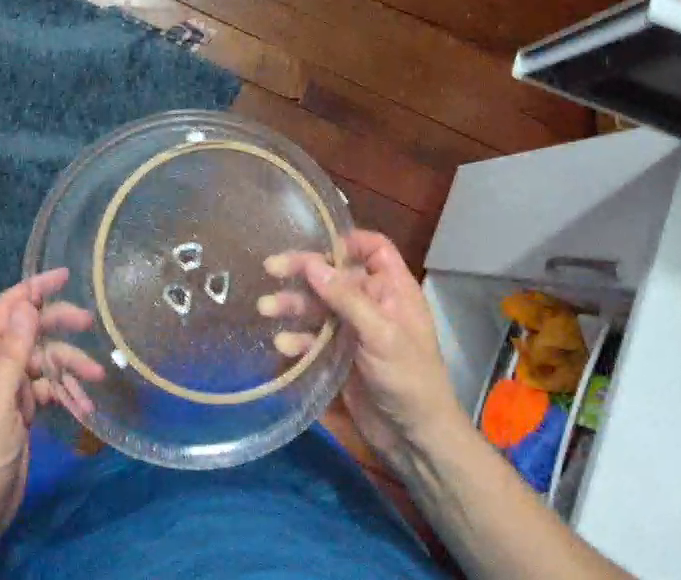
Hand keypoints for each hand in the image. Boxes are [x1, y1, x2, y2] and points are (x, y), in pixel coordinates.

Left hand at [0, 268, 106, 535]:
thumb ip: (12, 352)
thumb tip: (26, 304)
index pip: (7, 308)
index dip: (34, 288)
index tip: (65, 275)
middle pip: (30, 330)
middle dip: (59, 325)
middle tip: (90, 323)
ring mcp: (8, 387)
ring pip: (45, 360)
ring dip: (70, 365)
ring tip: (97, 377)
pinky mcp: (22, 409)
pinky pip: (49, 388)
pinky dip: (67, 392)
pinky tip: (85, 405)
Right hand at [262, 231, 464, 471]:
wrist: (414, 439)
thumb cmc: (409, 379)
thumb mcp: (381, 334)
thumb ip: (345, 297)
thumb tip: (312, 262)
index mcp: (393, 290)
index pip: (373, 249)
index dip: (346, 241)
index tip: (315, 242)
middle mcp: (373, 303)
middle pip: (334, 274)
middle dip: (303, 271)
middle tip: (270, 269)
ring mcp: (355, 330)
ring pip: (319, 305)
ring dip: (293, 304)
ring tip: (266, 309)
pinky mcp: (340, 355)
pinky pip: (314, 336)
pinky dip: (297, 337)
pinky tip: (283, 345)